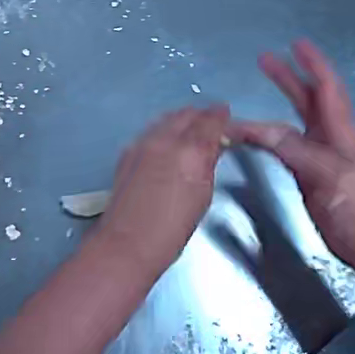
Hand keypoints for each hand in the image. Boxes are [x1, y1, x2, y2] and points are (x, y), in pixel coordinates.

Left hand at [92, 104, 228, 274]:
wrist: (128, 241)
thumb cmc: (173, 228)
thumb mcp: (202, 196)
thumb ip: (207, 164)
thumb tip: (213, 146)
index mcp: (189, 150)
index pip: (209, 121)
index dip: (220, 116)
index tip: (226, 112)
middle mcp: (164, 139)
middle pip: (186, 115)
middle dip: (201, 114)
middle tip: (212, 118)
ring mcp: (142, 143)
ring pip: (166, 119)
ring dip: (181, 119)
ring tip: (192, 125)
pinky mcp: (128, 151)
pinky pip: (151, 130)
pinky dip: (165, 128)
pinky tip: (168, 139)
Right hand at [228, 39, 354, 280]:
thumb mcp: (328, 177)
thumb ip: (294, 150)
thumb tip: (257, 127)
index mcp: (342, 134)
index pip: (328, 90)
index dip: (314, 65)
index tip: (297, 44)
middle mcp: (333, 141)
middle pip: (310, 101)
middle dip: (289, 78)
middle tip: (265, 58)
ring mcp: (323, 159)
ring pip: (297, 122)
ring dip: (280, 102)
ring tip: (257, 93)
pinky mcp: (313, 178)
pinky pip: (288, 147)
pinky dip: (271, 134)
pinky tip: (259, 134)